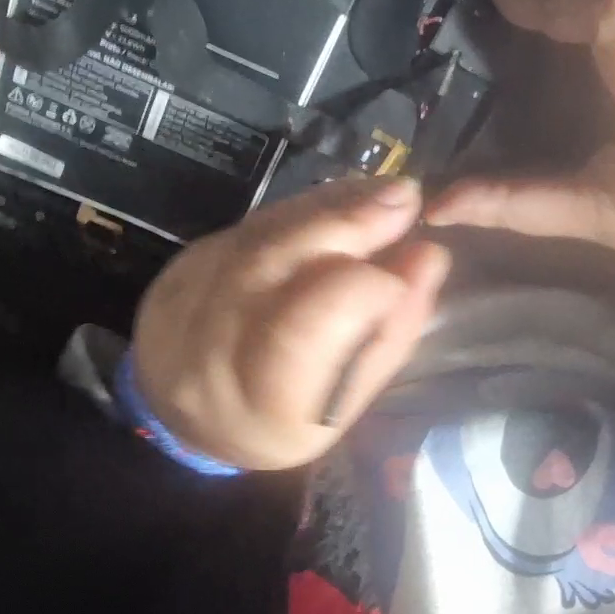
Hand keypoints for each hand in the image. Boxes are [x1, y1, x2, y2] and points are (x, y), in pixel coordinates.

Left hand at [133, 177, 450, 470]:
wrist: (185, 410)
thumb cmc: (278, 420)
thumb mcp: (342, 404)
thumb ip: (389, 336)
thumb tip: (429, 259)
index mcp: (259, 397)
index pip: (303, 327)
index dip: (363, 289)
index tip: (413, 264)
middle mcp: (213, 341)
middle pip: (277, 262)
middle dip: (349, 223)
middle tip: (406, 198)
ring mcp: (191, 291)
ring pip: (266, 231)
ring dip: (330, 204)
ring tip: (384, 194)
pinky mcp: (188, 258)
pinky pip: (255, 221)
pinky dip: (304, 206)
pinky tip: (343, 200)